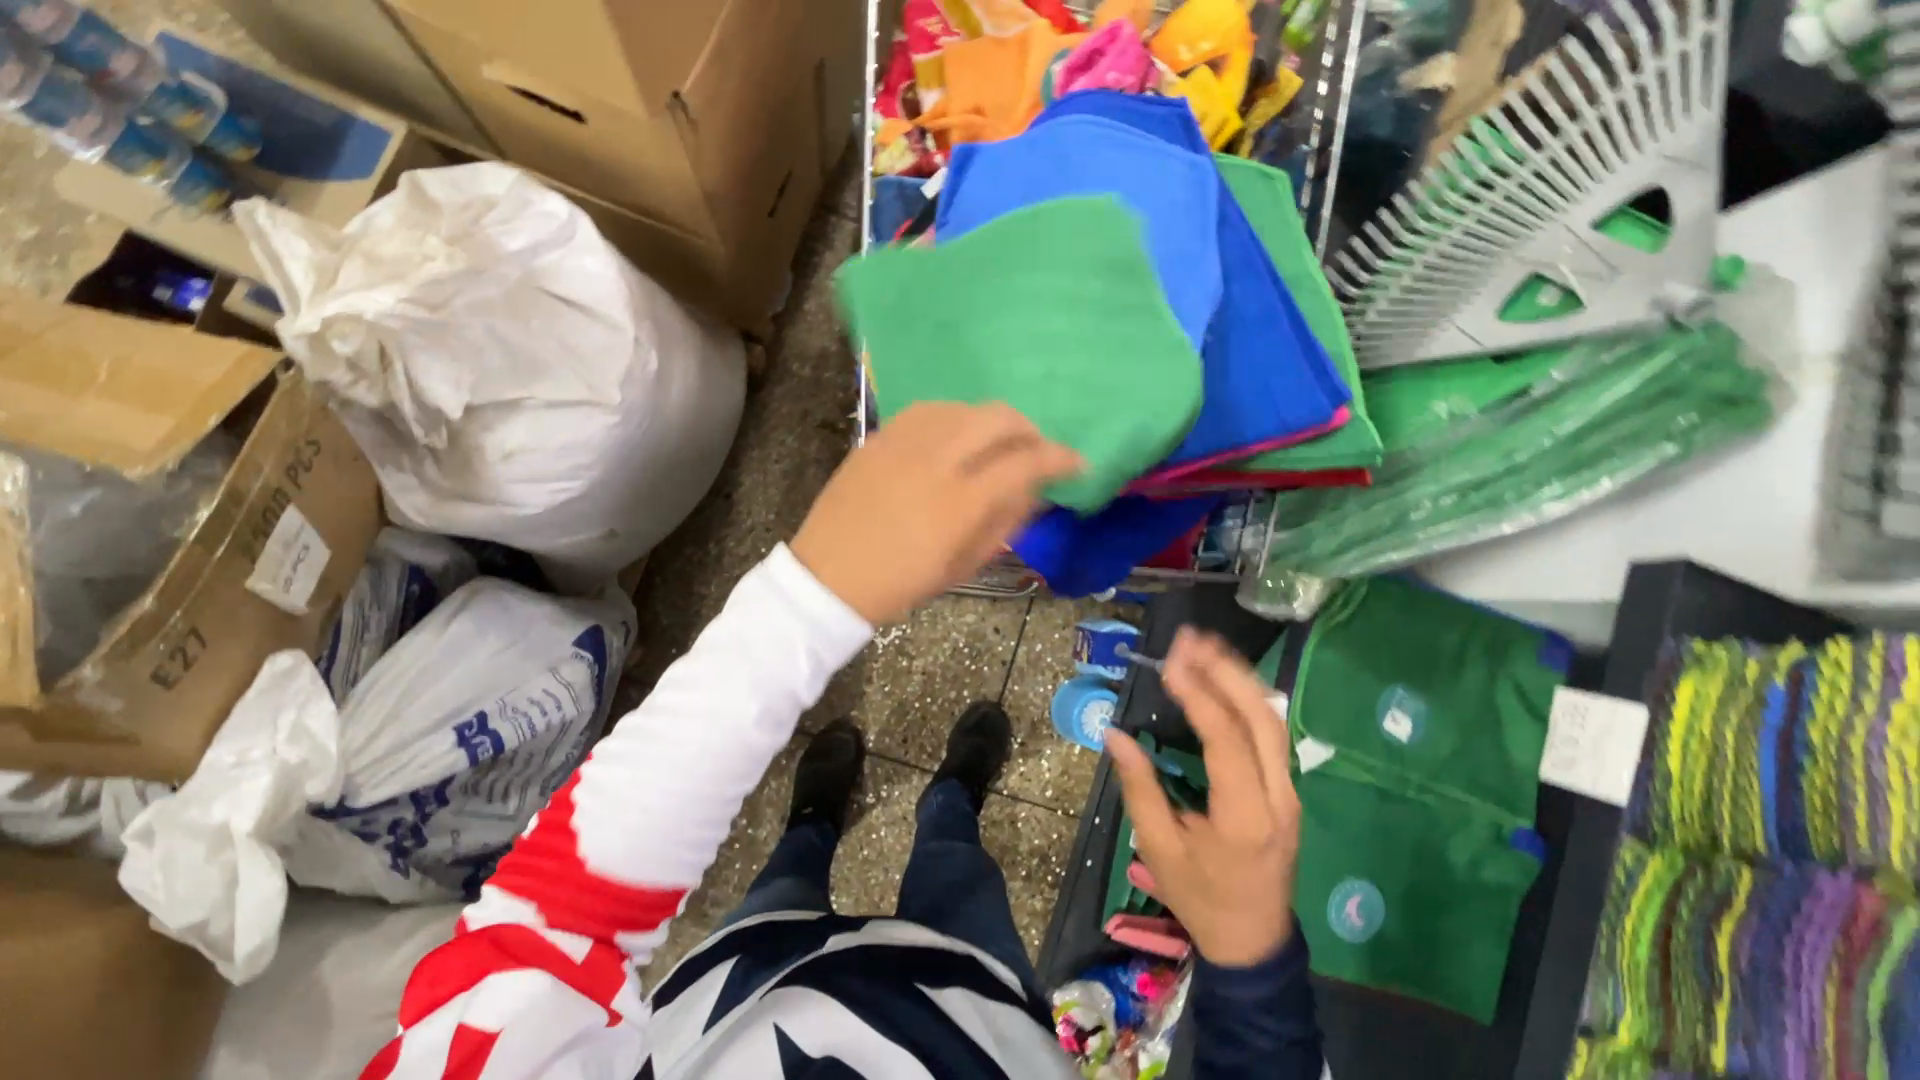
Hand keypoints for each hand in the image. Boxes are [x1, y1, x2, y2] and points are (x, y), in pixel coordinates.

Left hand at [791, 402, 1080, 623]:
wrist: (828, 576)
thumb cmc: (901, 582)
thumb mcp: (963, 565)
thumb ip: (1005, 522)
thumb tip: (1037, 491)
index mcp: (959, 503)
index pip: (1025, 462)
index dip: (1061, 458)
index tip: (1077, 463)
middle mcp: (935, 461)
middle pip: (999, 418)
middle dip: (1030, 429)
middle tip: (1035, 451)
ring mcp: (903, 442)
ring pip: (965, 407)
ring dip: (992, 422)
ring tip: (996, 446)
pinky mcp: (880, 436)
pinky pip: (930, 410)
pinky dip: (956, 419)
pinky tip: (957, 439)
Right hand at [1107, 628, 1301, 966]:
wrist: (1253, 941)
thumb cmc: (1201, 898)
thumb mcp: (1160, 849)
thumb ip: (1140, 788)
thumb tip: (1114, 735)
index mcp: (1245, 816)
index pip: (1226, 740)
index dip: (1200, 696)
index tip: (1171, 663)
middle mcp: (1278, 797)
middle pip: (1263, 719)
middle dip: (1228, 672)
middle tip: (1191, 639)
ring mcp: (1290, 792)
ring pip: (1274, 722)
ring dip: (1241, 679)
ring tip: (1206, 647)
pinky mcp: (1288, 791)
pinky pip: (1274, 735)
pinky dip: (1250, 700)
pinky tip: (1226, 681)